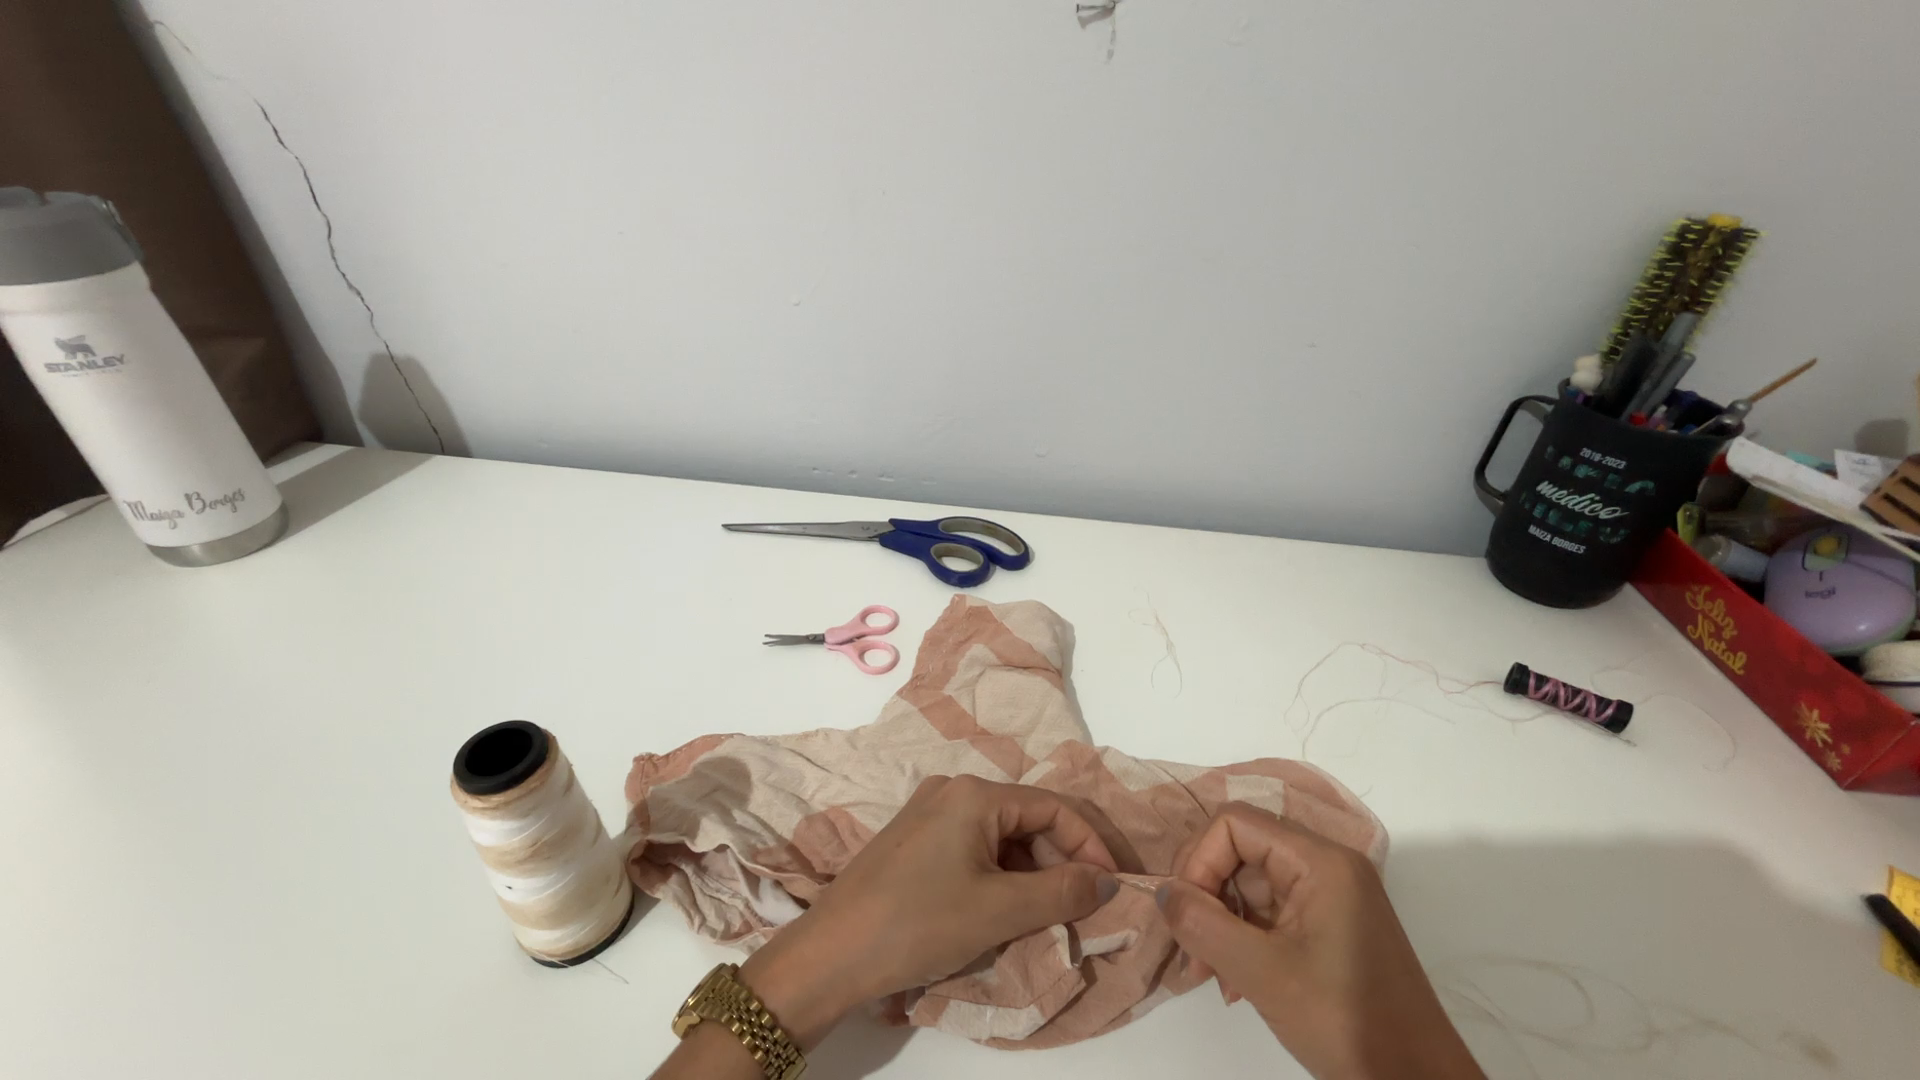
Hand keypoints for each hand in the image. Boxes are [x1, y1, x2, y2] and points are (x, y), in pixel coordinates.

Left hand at [747, 776, 1119, 1044]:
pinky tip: (1003, 912)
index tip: (1114, 888)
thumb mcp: (999, 910)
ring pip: (1000, 837)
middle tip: (1082, 908)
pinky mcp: (914, 840)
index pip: (1054, 809)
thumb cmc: (919, 923)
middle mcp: (952, 790)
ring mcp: (928, 813)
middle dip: (1060, 862)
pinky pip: (973, 849)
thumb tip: (1108, 881)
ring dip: (1030, 874)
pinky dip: (999, 877)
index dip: (1090, 847)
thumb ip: (1060, 892)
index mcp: (974, 794)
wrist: (831, 954)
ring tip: (1045, 917)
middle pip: (1026, 820)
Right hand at [1155, 804, 1484, 1079]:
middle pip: (1241, 850)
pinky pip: (1271, 911)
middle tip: (1193, 952)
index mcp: (1320, 861)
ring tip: (1213, 976)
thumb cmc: (1344, 1022)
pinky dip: (1245, 938)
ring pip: (1251, 883)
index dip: (1199, 861)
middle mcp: (1327, 866)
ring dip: (1222, 923)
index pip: (1235, 825)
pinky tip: (1236, 983)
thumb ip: (1203, 924)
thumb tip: (1162, 892)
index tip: (1185, 915)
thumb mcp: (1262, 973)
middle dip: (1207, 895)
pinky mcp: (1331, 925)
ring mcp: (1331, 896)